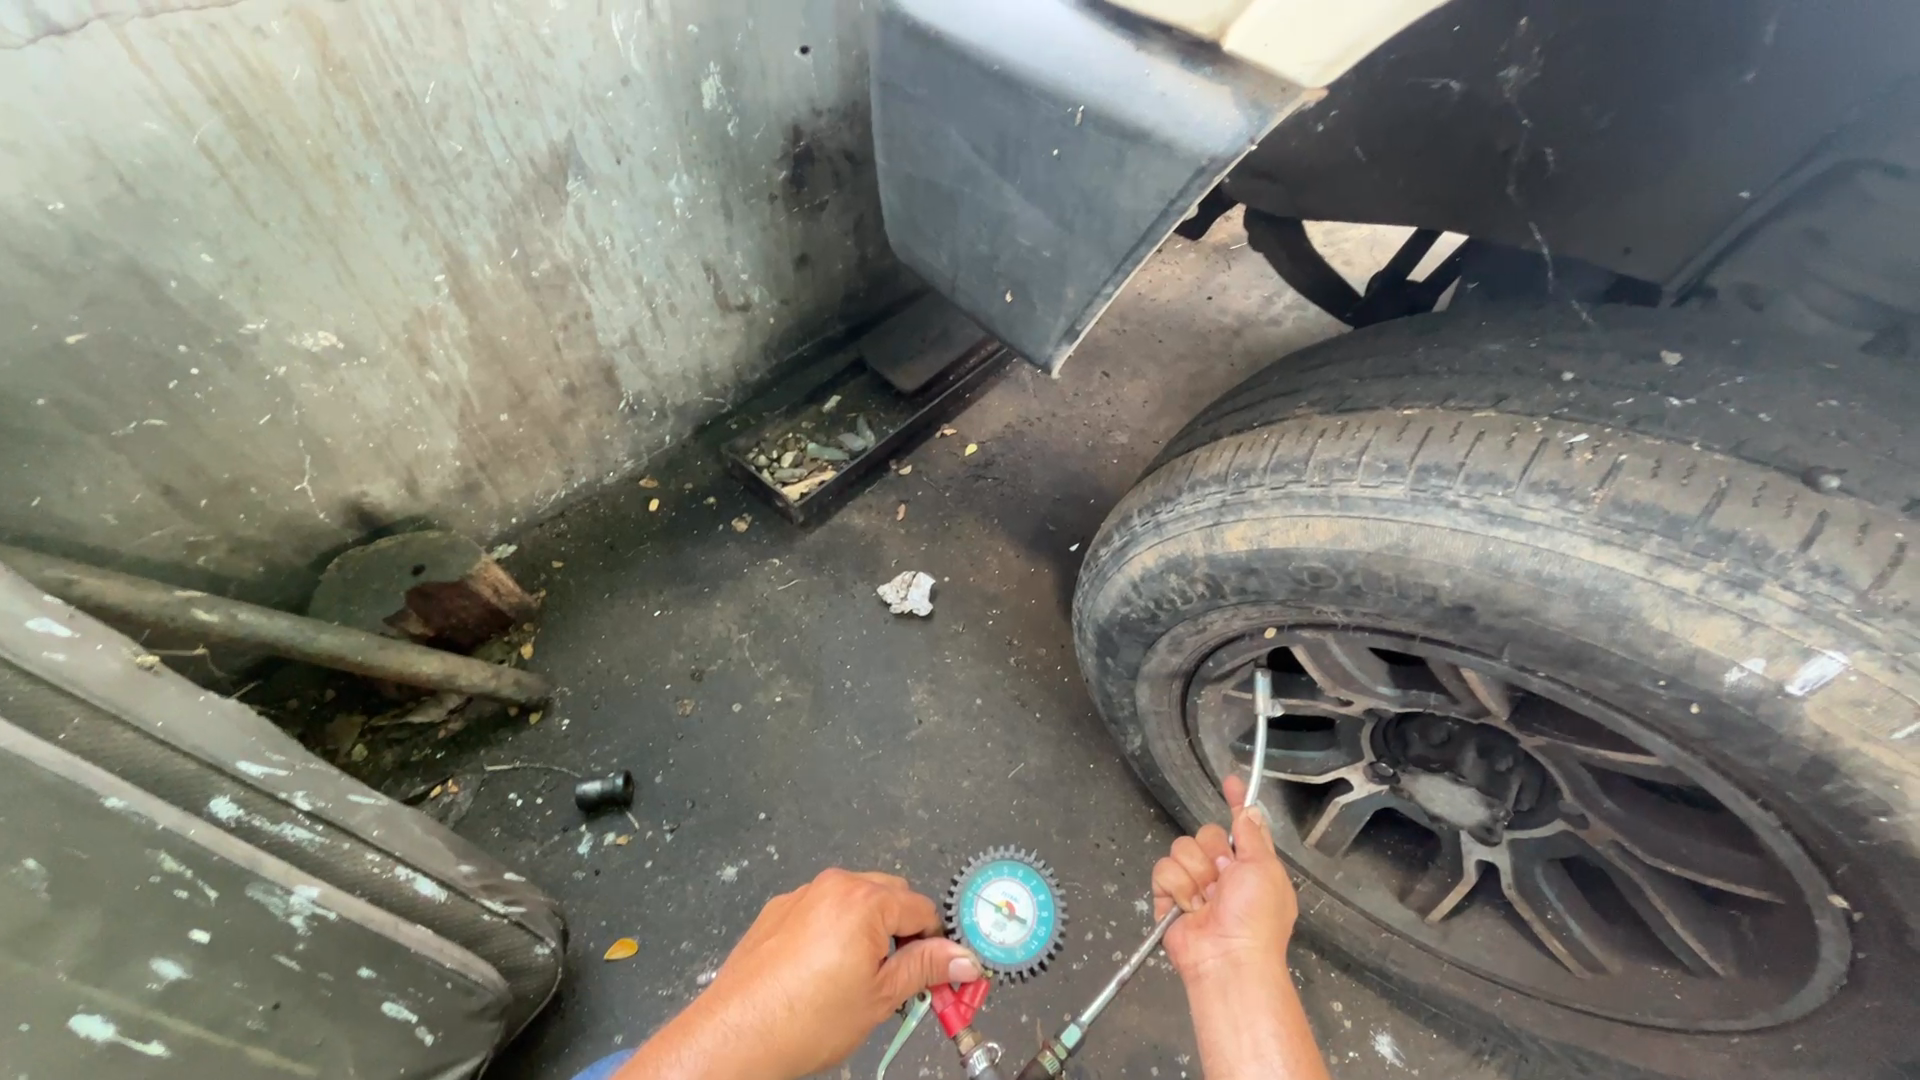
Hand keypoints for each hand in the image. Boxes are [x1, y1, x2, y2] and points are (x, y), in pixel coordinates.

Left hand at [621, 868, 982, 1079]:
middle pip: (891, 895)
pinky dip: (833, 929)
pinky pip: (823, 907)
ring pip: (856, 899)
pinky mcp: (780, 908)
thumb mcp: (881, 998)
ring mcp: (804, 894)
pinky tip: (822, 971)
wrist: (737, 1034)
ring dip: (868, 928)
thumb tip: (962, 958)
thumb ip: (926, 969)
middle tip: (897, 977)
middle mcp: (836, 885)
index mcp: (866, 900)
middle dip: (901, 932)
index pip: (922, 908)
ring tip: (855, 978)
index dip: (933, 943)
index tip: (936, 971)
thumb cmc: (804, 1019)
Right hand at [1152, 774, 1298, 979]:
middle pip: (1204, 833)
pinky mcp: (1168, 896)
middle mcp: (1220, 872)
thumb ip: (1252, 835)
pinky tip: (1189, 906)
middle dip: (1211, 853)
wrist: (1229, 958)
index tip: (1231, 781)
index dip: (1236, 803)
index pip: (1240, 826)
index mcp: (1248, 866)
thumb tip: (1250, 809)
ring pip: (1181, 849)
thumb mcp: (1265, 870)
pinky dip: (1177, 887)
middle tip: (1223, 878)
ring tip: (1206, 899)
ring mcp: (1193, 883)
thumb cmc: (1256, 916)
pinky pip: (1163, 869)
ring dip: (1195, 874)